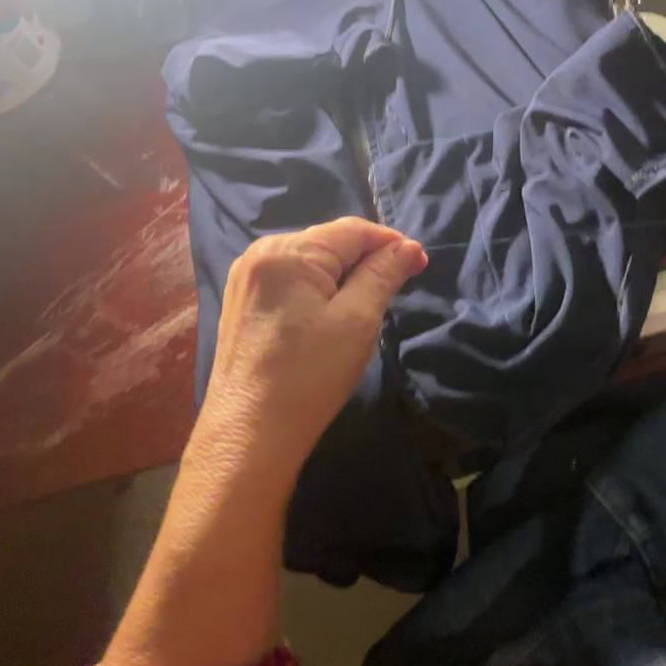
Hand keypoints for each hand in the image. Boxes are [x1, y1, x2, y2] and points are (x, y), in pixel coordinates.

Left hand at [197, 218, 428, 475]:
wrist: (250, 435)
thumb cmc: (310, 374)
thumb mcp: (358, 319)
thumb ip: (383, 274)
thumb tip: (408, 246)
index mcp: (287, 252)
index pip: (353, 230)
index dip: (392, 243)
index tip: (421, 266)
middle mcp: (260, 254)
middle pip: (331, 242)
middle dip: (370, 258)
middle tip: (401, 286)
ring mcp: (247, 278)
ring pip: (314, 261)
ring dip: (347, 274)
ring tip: (373, 301)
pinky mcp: (243, 302)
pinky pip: (294, 279)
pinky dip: (323, 287)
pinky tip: (336, 312)